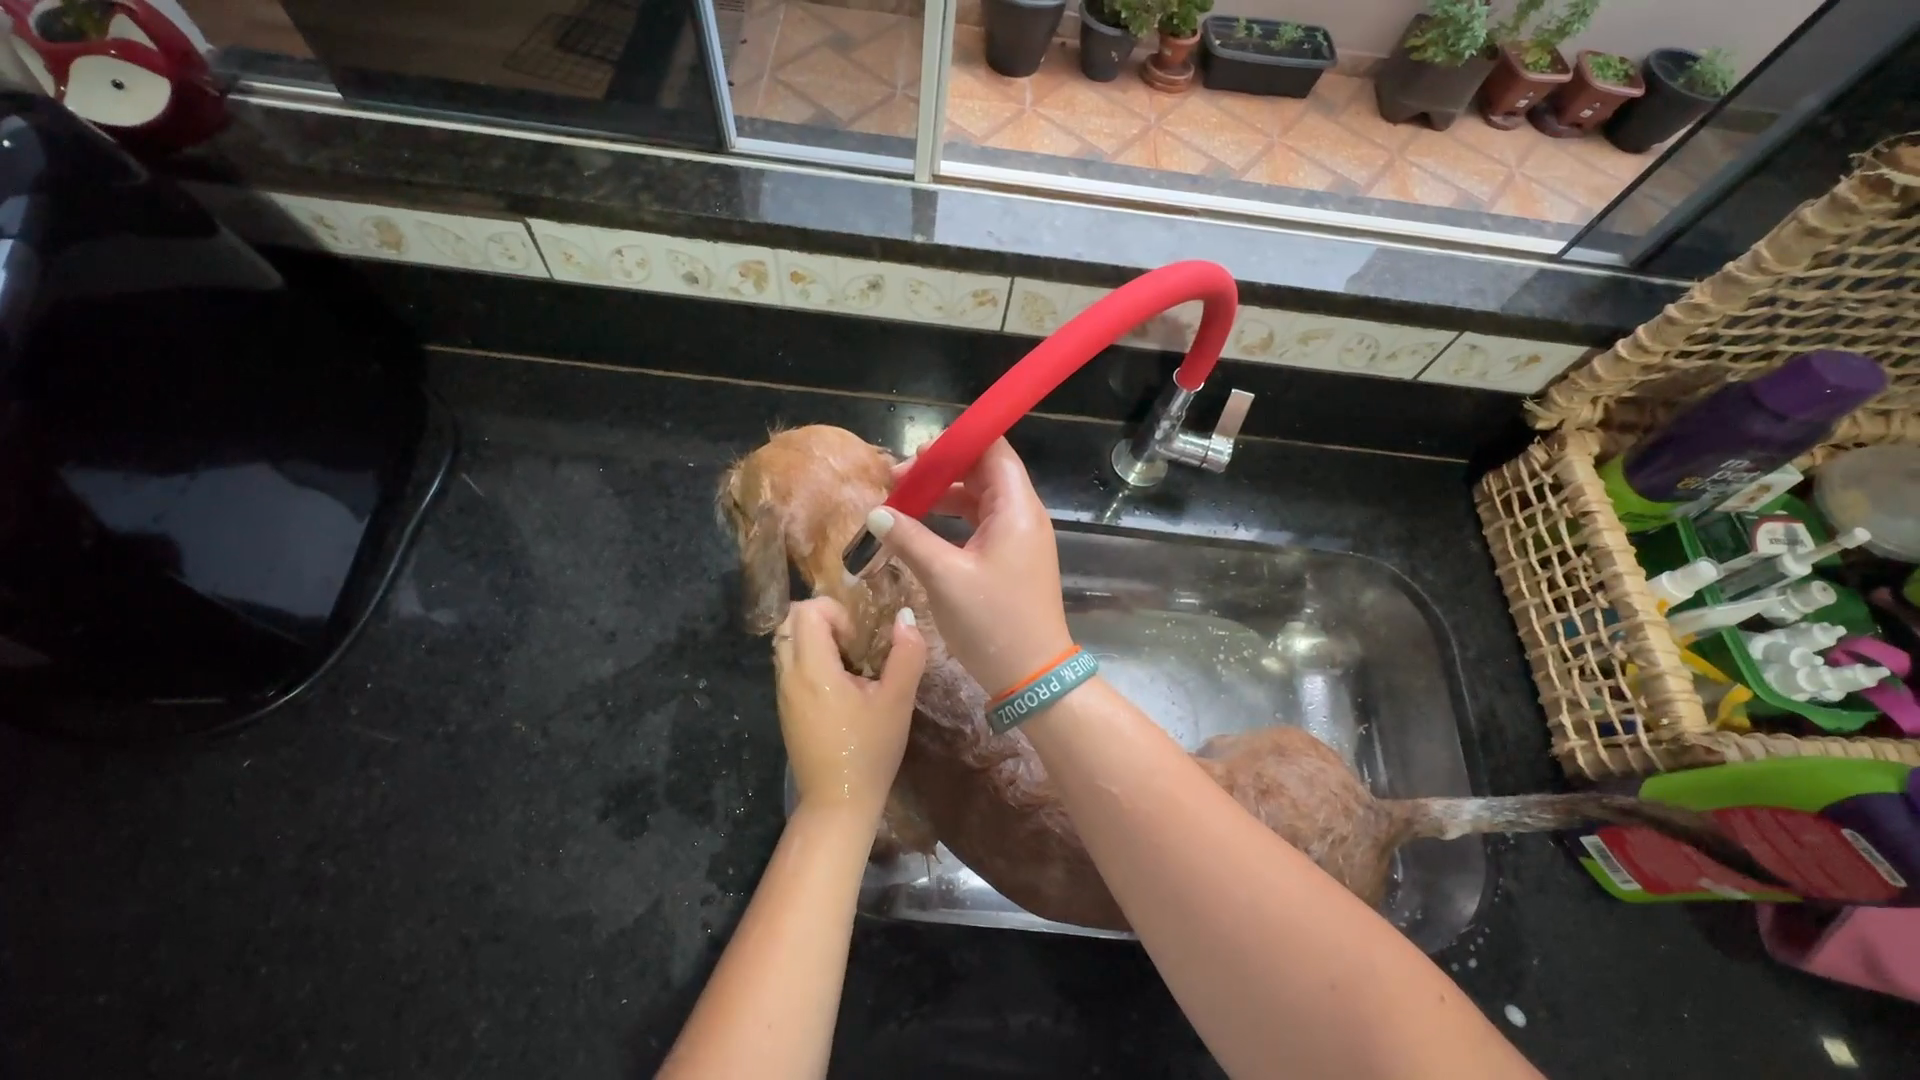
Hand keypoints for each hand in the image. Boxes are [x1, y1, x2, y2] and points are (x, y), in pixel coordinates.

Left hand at [773, 597, 925, 816]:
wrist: (839, 802)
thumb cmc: (870, 750)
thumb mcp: (897, 701)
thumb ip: (906, 654)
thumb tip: (905, 617)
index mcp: (813, 669)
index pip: (806, 611)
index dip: (836, 611)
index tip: (859, 638)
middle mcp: (789, 675)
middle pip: (790, 621)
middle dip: (822, 620)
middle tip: (853, 644)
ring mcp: (782, 693)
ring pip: (786, 643)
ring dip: (815, 640)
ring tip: (848, 666)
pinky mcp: (785, 709)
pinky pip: (789, 666)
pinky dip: (809, 660)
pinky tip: (839, 688)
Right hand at [868, 438, 1073, 695]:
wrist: (1033, 676)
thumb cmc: (992, 622)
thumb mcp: (944, 577)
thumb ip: (909, 538)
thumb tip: (875, 512)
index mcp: (1016, 508)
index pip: (993, 449)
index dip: (956, 443)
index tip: (916, 454)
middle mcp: (1023, 515)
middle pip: (984, 471)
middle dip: (940, 470)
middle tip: (895, 481)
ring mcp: (1020, 538)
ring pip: (980, 499)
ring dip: (943, 496)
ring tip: (901, 503)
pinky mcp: (1013, 559)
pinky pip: (982, 524)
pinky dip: (953, 520)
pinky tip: (922, 529)